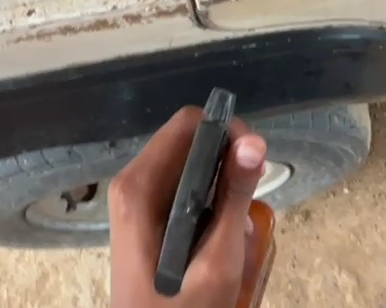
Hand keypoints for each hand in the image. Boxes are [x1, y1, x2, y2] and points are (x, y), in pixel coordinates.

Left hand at [109, 107, 268, 307]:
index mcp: (139, 186)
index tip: (253, 165)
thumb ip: (234, 197)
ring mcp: (133, 198)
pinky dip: (207, 200)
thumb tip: (254, 140)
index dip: (226, 133)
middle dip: (226, 162)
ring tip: (238, 227)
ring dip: (221, 184)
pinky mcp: (141, 214)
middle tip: (250, 200)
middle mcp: (131, 182)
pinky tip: (221, 235)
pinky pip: (181, 185)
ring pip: (188, 162)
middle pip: (188, 140)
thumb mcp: (217, 261)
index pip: (189, 123)